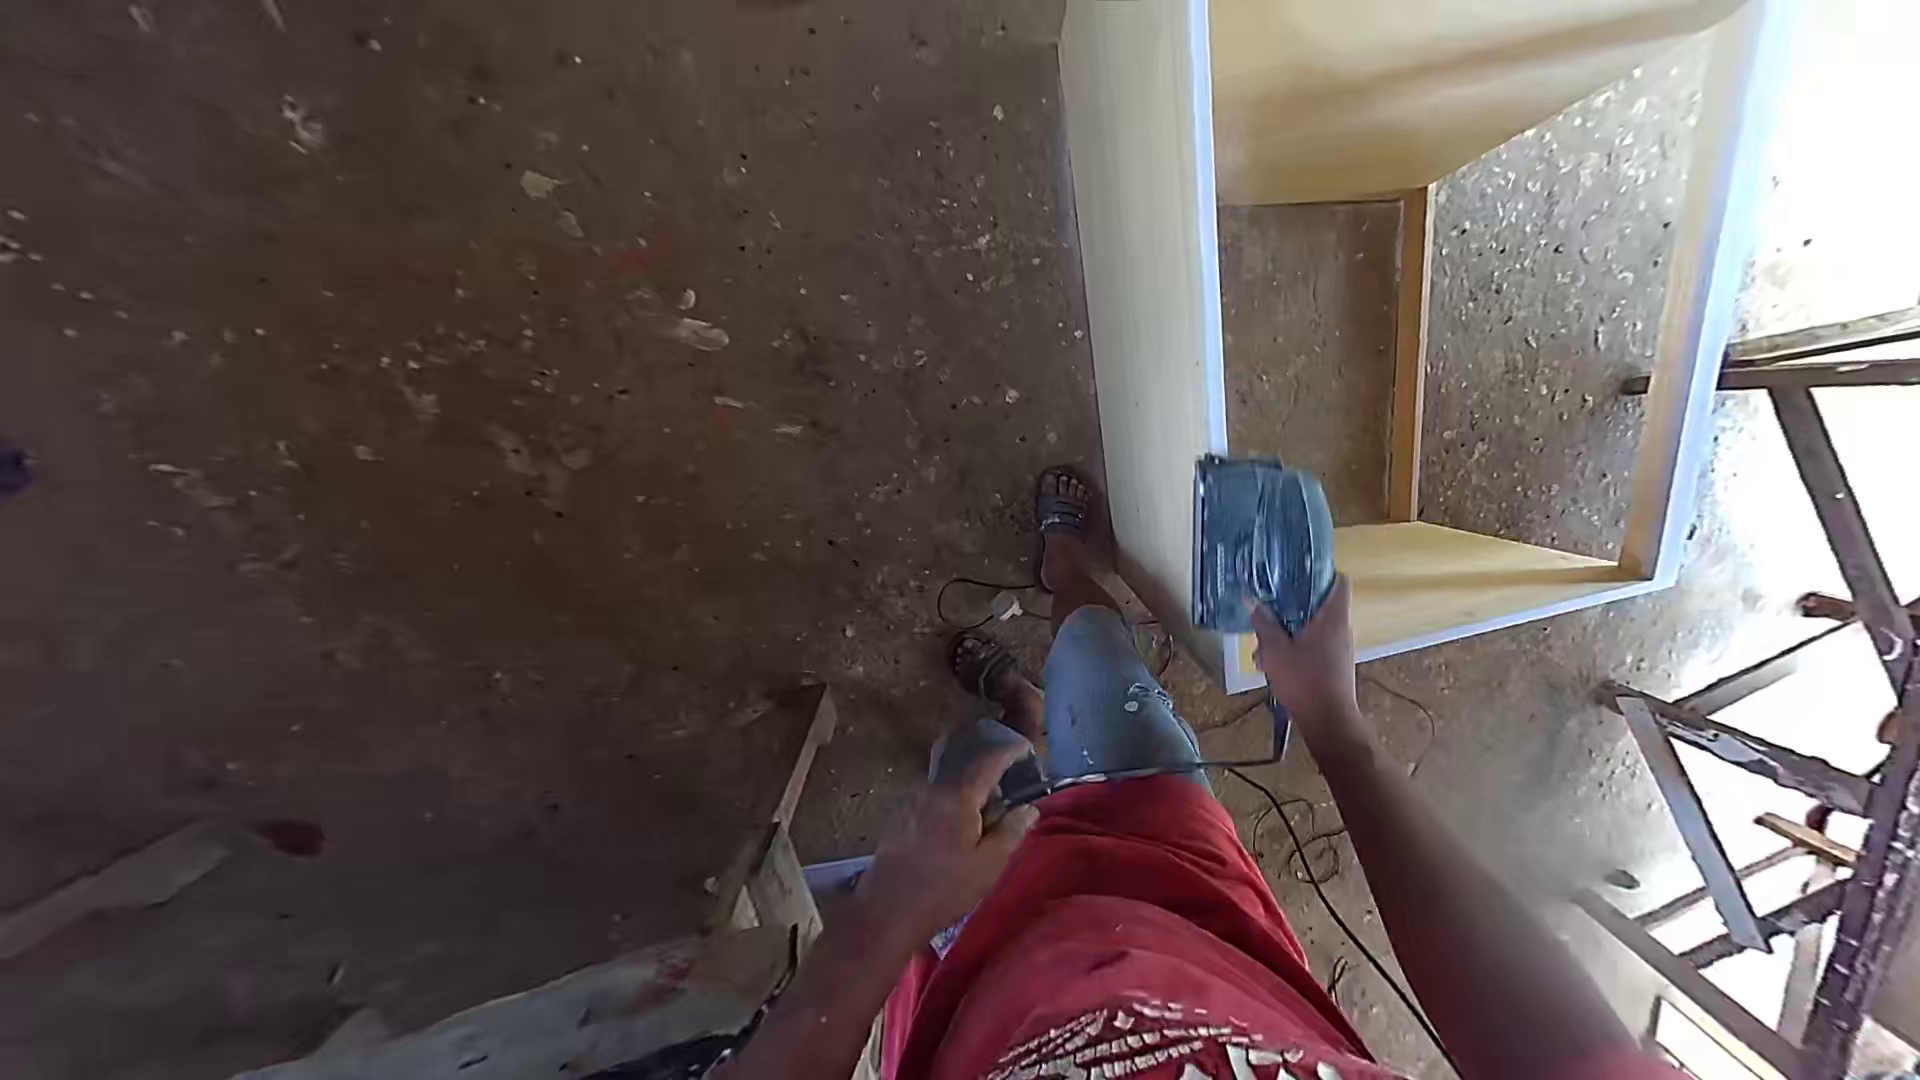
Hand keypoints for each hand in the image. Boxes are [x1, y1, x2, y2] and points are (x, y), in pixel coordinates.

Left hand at [857, 738, 1038, 942]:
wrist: (887, 912)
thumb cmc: (944, 890)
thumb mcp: (988, 865)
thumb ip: (1011, 831)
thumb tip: (1029, 808)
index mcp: (957, 795)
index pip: (988, 761)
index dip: (1008, 752)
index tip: (1024, 750)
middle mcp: (932, 788)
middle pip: (967, 778)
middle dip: (986, 791)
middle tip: (999, 818)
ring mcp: (910, 799)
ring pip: (948, 792)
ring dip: (964, 804)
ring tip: (971, 838)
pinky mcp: (897, 815)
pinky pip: (930, 803)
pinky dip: (944, 812)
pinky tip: (943, 844)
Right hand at [1250, 575, 1360, 730]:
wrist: (1327, 720)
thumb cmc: (1303, 679)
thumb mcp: (1274, 648)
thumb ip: (1263, 622)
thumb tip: (1250, 598)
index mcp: (1332, 618)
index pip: (1338, 582)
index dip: (1319, 572)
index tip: (1293, 571)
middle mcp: (1340, 629)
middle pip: (1319, 603)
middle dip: (1291, 604)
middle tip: (1266, 603)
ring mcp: (1338, 647)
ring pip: (1312, 626)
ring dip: (1287, 629)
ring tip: (1261, 642)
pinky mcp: (1333, 663)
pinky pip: (1313, 643)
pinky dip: (1293, 645)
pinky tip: (1270, 660)